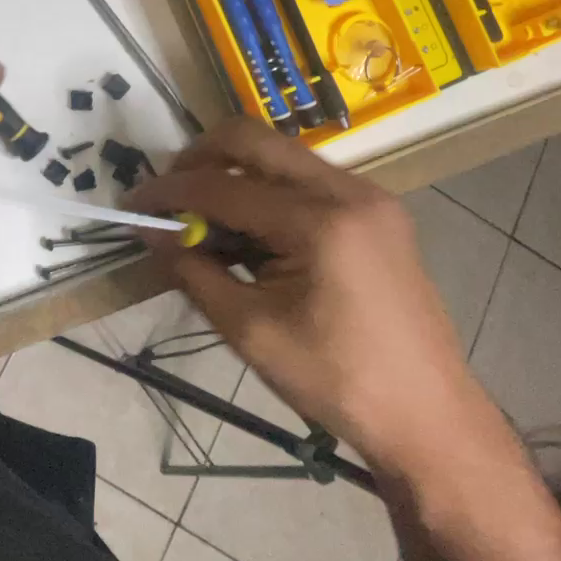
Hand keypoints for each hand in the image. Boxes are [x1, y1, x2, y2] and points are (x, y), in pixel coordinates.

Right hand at [125, 118, 483, 471]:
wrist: (431, 420)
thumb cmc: (336, 381)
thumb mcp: (249, 329)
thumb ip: (192, 269)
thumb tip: (148, 230)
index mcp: (321, 222)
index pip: (222, 186)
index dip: (168, 193)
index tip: (129, 204)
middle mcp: (350, 192)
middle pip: (253, 139)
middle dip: (198, 159)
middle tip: (167, 194)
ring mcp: (369, 198)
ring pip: (278, 154)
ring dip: (231, 174)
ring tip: (202, 219)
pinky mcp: (376, 213)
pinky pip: (303, 178)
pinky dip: (263, 190)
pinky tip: (247, 230)